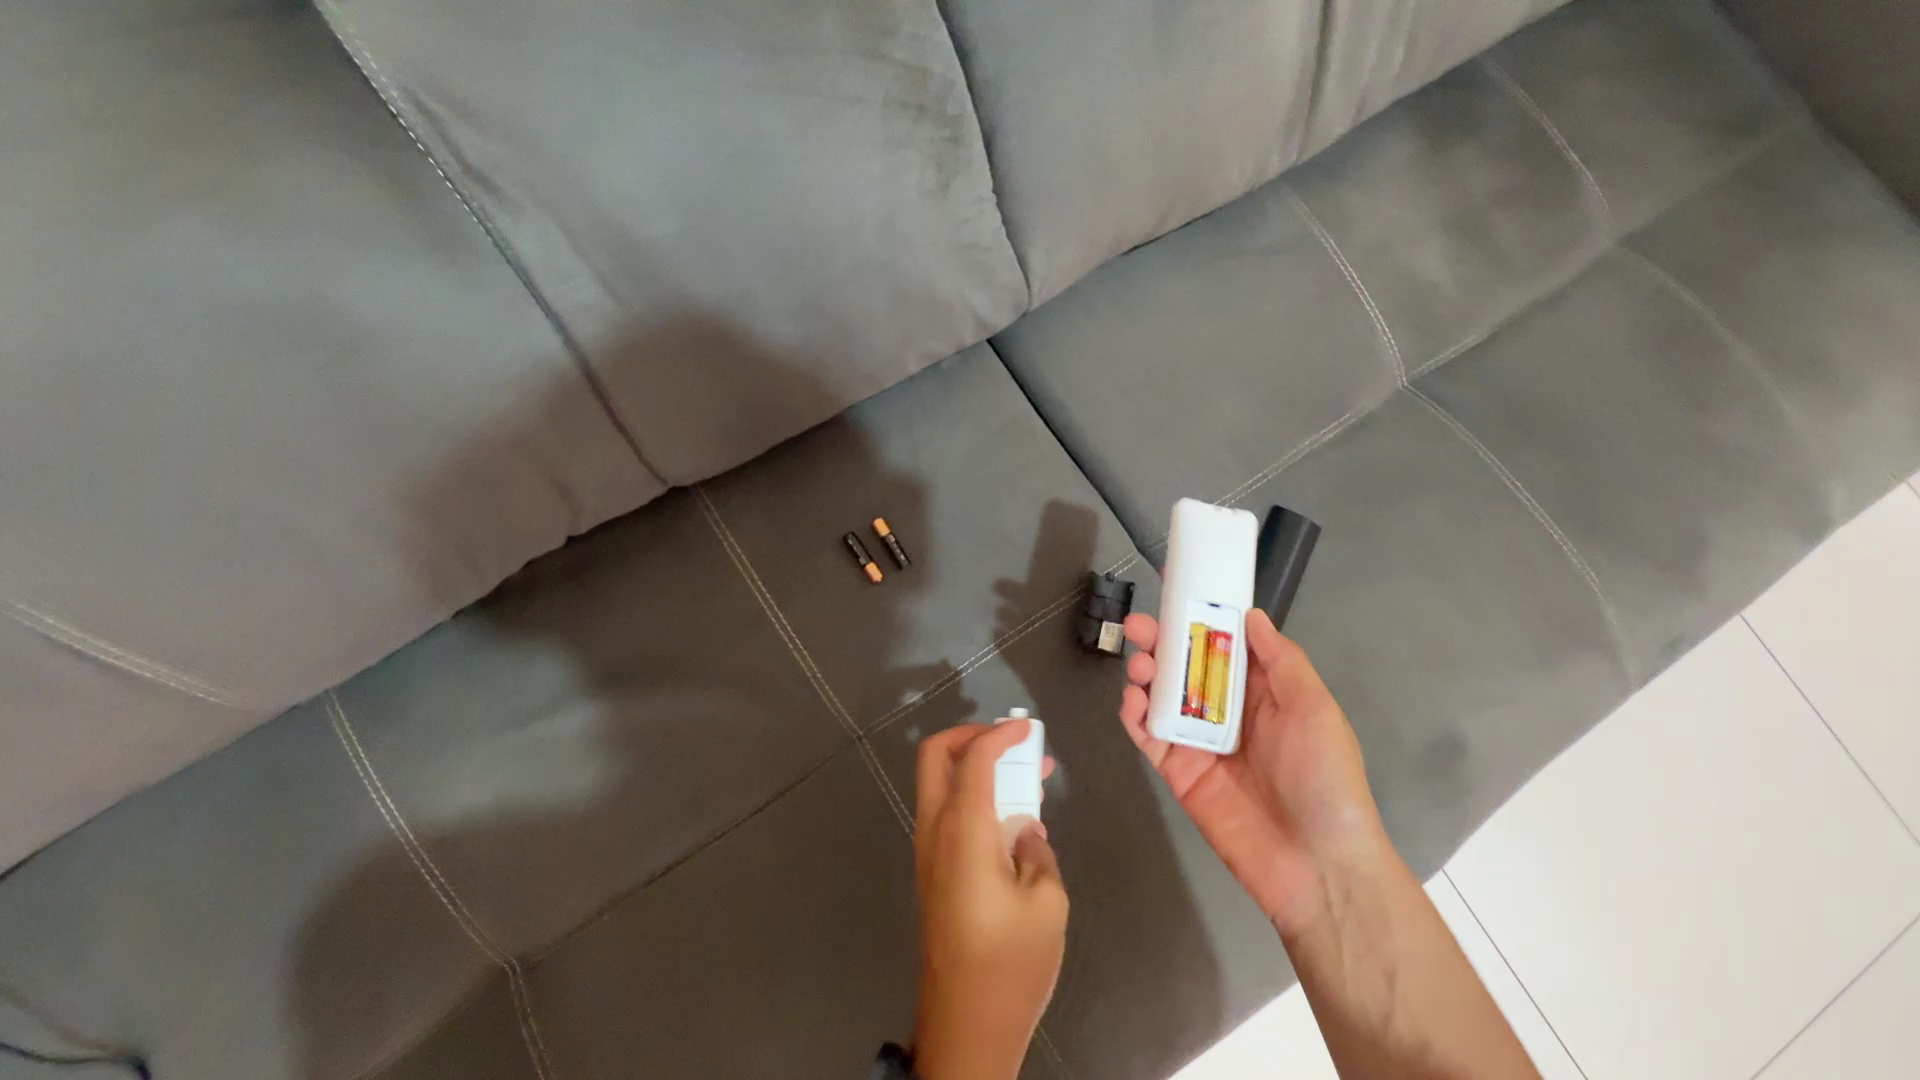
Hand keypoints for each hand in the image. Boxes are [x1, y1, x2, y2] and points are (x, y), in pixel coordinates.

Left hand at [911, 721, 1067, 1079]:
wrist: (966, 1024)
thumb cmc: (1010, 963)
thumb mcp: (1047, 902)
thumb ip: (1037, 851)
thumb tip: (1025, 830)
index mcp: (962, 830)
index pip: (974, 758)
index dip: (1001, 734)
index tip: (1028, 728)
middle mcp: (935, 832)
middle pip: (935, 756)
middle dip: (970, 736)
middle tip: (1013, 743)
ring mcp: (927, 853)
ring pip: (939, 785)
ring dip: (973, 768)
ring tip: (1025, 780)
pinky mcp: (932, 874)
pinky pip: (946, 816)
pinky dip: (972, 799)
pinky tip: (1012, 822)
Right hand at [1118, 609, 1389, 938]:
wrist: (1316, 865)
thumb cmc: (1324, 780)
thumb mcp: (1315, 710)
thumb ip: (1282, 661)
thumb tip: (1252, 615)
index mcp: (1265, 695)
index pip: (1226, 648)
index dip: (1202, 621)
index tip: (1177, 596)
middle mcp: (1229, 713)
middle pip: (1187, 669)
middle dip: (1162, 645)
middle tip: (1140, 628)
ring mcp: (1201, 743)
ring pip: (1162, 698)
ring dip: (1145, 675)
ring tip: (1138, 665)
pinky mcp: (1179, 772)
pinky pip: (1150, 737)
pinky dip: (1135, 716)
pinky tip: (1131, 700)